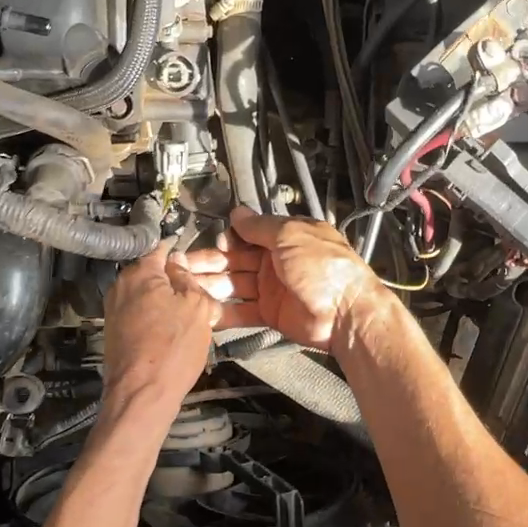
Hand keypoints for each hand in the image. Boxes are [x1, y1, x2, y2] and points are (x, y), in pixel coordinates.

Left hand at [101, 246, 217, 419]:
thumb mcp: (195, 307)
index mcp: (139, 272)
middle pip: (153, 274)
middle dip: (176, 280)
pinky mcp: (114, 332)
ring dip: (167, 302)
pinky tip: (174, 332)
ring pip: (147, 296)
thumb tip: (177, 262)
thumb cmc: (173, 346)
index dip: (182, 252)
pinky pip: (140, 315)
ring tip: (192, 316)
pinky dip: (156, 318)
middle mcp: (120, 285)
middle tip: (202, 292)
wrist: (141, 394)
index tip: (200, 260)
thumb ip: (187, 278)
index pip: (162, 248)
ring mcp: (113, 310)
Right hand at [178, 206, 392, 353]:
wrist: (347, 314)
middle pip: (235, 260)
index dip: (228, 238)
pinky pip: (242, 311)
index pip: (248, 233)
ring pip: (234, 285)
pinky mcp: (271, 314)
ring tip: (184, 289)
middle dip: (209, 263)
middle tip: (180, 267)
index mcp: (286, 236)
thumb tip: (236, 212)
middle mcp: (277, 260)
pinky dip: (224, 313)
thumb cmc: (323, 268)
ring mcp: (273, 288)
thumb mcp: (291, 236)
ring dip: (210, 286)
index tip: (214, 242)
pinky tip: (202, 312)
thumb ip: (259, 226)